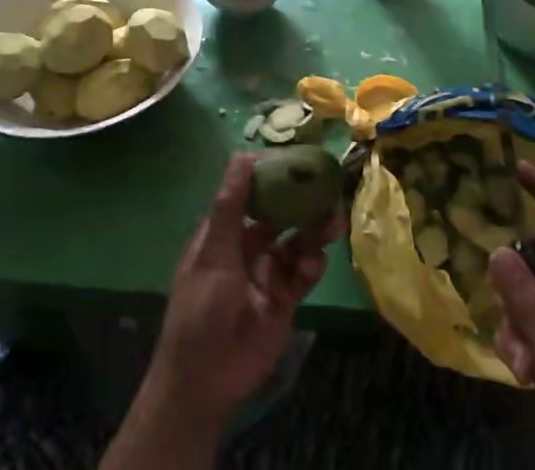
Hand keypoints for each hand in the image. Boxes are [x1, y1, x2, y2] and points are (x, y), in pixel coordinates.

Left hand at [101, 155, 342, 469]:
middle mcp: (247, 246)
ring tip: (333, 222)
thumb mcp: (214, 252)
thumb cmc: (201, 308)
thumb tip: (242, 155)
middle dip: (302, 203)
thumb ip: (230, 206)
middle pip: (280, 216)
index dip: (271, 176)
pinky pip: (303, 273)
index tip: (296, 160)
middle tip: (327, 189)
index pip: (250, 193)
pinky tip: (313, 264)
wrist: (207, 379)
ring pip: (296, 242)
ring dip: (312, 231)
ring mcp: (267, 272)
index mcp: (223, 231)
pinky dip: (311, 265)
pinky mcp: (284, 299)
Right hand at [490, 161, 534, 469]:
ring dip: (516, 324)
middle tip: (505, 320)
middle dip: (514, 289)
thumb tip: (497, 249)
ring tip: (520, 363)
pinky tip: (524, 372)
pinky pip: (534, 323)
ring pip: (531, 297)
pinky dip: (523, 342)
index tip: (517, 168)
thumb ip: (526, 301)